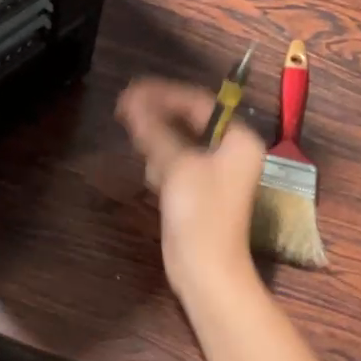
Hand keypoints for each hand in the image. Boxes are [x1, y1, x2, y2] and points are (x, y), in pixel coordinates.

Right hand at [116, 78, 267, 300]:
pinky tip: (148, 168)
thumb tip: (130, 100)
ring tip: (132, 134)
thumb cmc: (200, 213)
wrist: (206, 269)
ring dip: (155, 137)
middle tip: (122, 107)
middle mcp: (230, 151)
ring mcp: (214, 171)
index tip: (130, 91)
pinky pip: (174, 160)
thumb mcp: (177, 164)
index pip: (198, 103)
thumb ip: (153, 129)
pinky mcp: (197, 189)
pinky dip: (158, 158)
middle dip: (156, 114)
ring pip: (177, 139)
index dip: (162, 94)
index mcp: (238, 140)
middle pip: (187, 119)